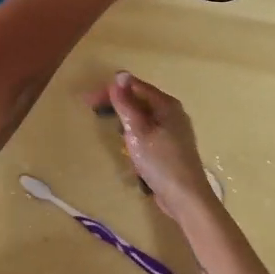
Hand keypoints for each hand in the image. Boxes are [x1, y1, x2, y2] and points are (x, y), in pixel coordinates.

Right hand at [89, 72, 217, 219]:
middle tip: (93, 110)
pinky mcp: (170, 147)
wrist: (186, 198)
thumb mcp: (138, 131)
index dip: (111, 90)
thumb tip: (119, 75)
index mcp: (166, 104)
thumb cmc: (160, 161)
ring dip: (124, 117)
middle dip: (116, 103)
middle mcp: (172, 112)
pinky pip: (148, 130)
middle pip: (139, 100)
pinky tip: (126, 143)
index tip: (89, 99)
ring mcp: (173, 130)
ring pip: (143, 116)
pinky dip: (134, 131)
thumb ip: (127, 104)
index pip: (135, 87)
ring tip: (107, 123)